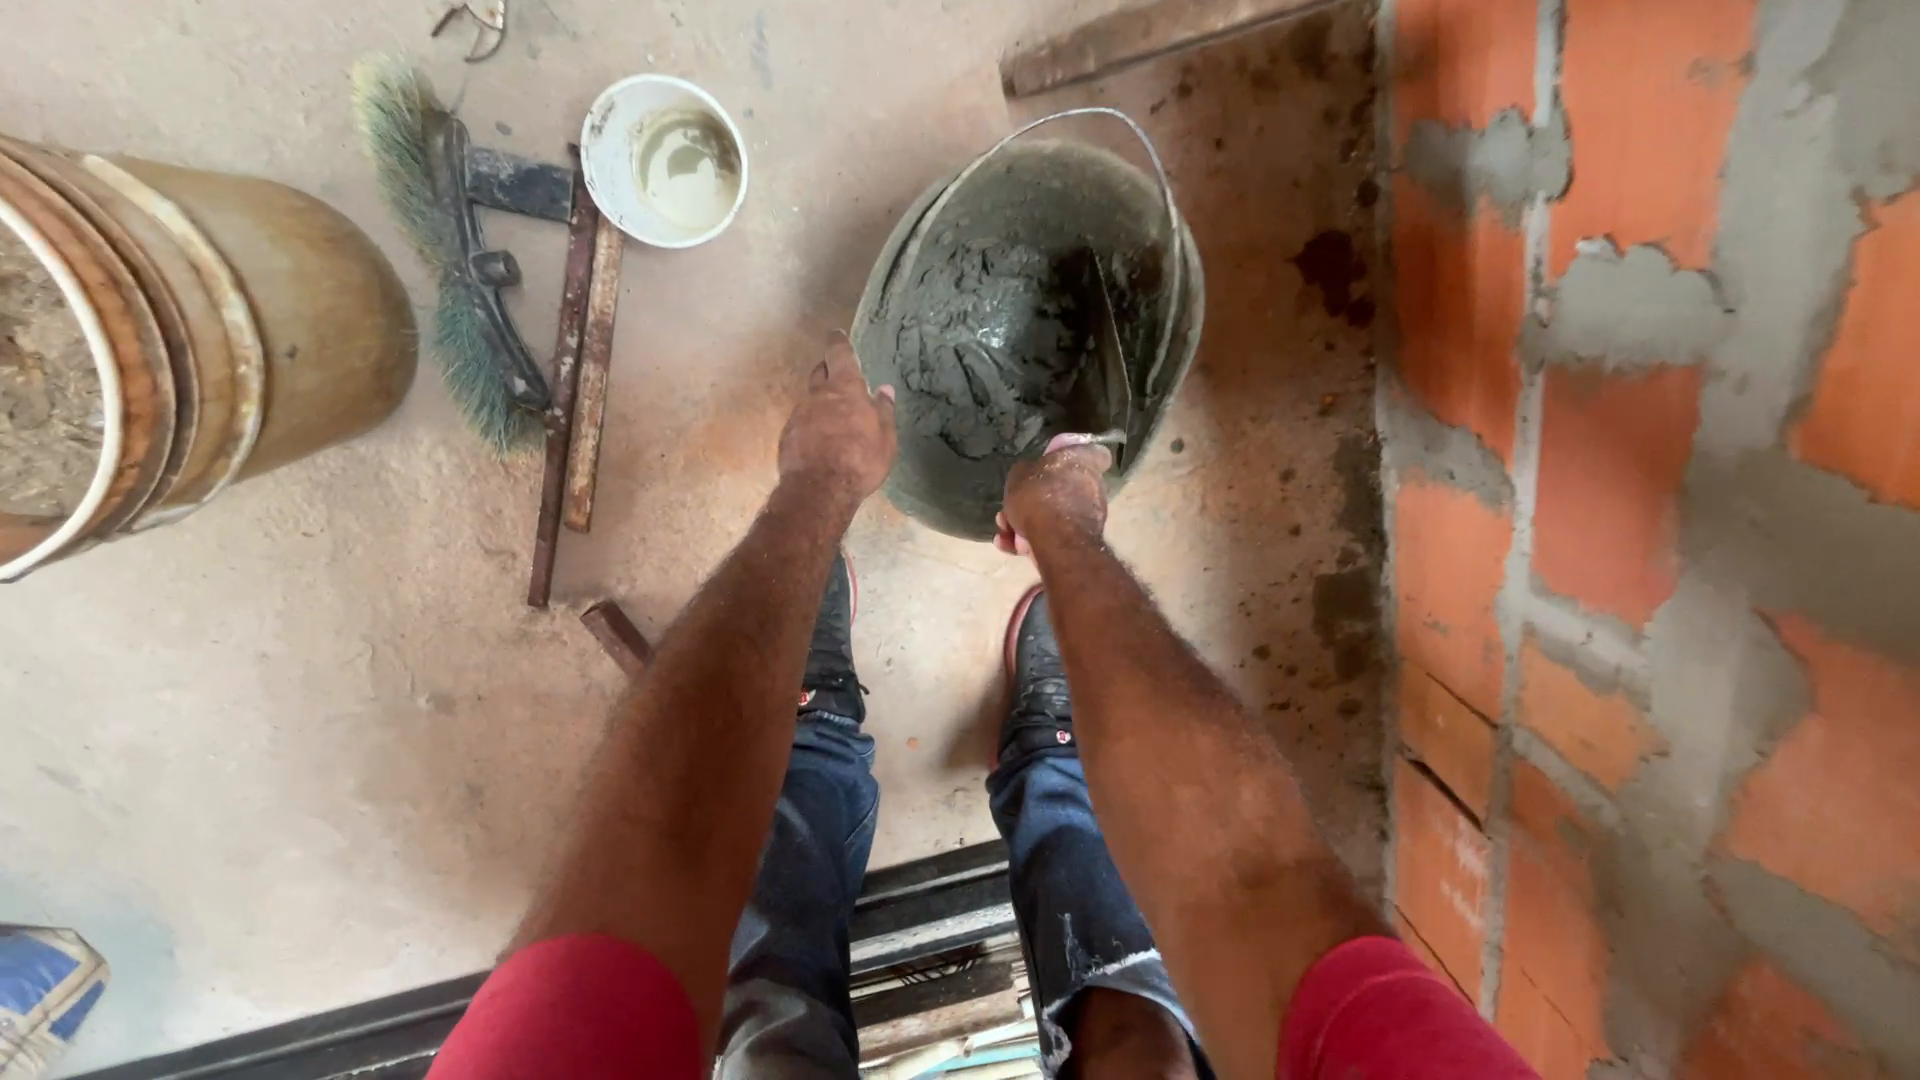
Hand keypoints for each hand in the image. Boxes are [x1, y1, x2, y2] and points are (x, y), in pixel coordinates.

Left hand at [777, 332, 897, 507]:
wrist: (820, 489)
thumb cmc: (860, 460)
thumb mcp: (885, 438)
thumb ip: (884, 411)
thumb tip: (884, 390)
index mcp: (845, 389)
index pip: (840, 355)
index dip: (839, 342)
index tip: (837, 334)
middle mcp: (818, 395)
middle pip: (820, 372)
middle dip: (828, 369)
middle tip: (837, 374)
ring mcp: (799, 414)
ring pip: (810, 399)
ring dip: (821, 402)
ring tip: (833, 418)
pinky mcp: (788, 435)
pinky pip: (802, 422)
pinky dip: (811, 424)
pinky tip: (820, 441)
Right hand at [994, 433, 1112, 555]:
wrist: (1056, 539)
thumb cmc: (1040, 495)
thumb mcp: (1019, 474)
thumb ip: (1026, 471)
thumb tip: (1029, 474)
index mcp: (1085, 462)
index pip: (1095, 452)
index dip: (1077, 455)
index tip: (1057, 461)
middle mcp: (1093, 487)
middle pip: (1061, 488)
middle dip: (1033, 500)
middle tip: (1011, 506)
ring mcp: (1088, 516)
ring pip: (1051, 516)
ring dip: (1024, 524)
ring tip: (1004, 530)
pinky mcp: (1078, 541)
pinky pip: (1052, 536)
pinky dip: (1029, 541)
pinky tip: (1007, 544)